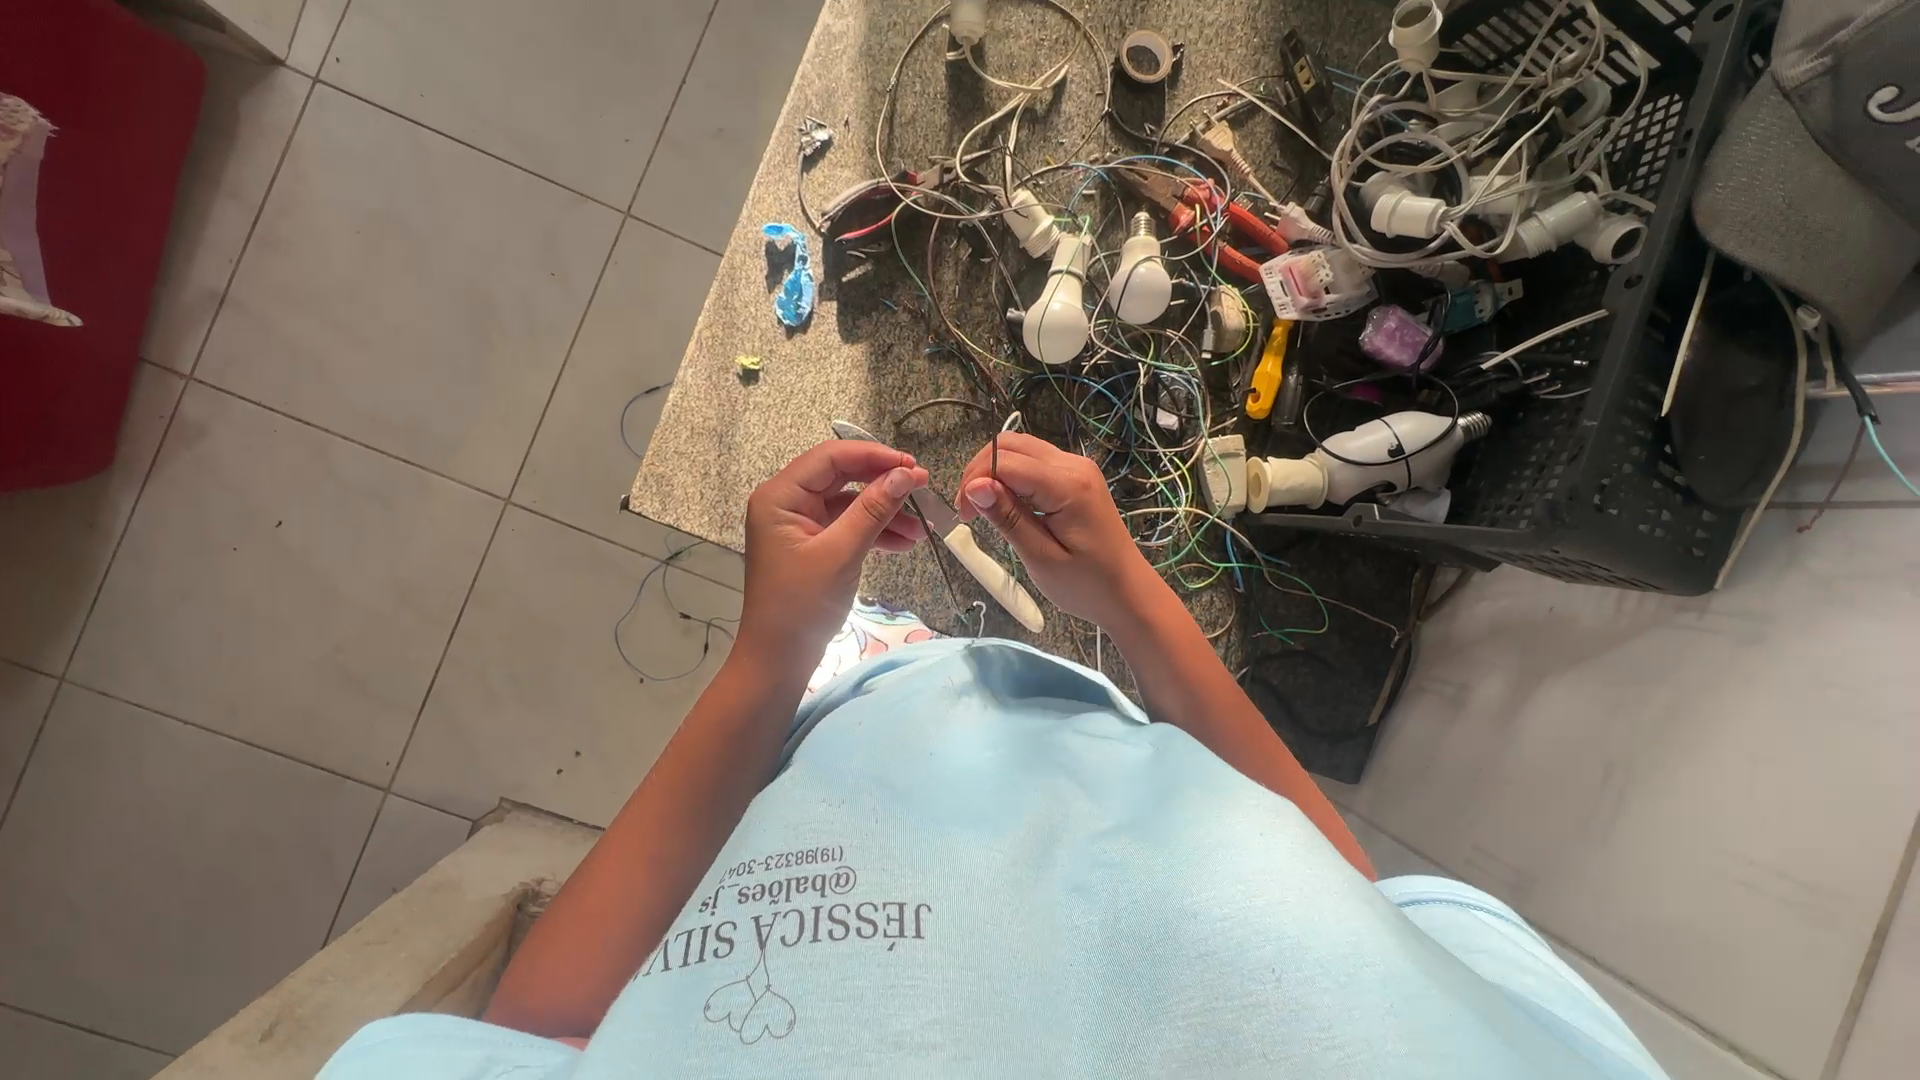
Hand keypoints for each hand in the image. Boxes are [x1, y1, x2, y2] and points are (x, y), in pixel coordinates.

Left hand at [739, 441, 929, 670]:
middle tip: (923, 489)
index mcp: (780, 496)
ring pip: (849, 502)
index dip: (874, 456)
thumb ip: (874, 510)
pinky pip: (848, 525)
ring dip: (885, 512)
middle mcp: (786, 502)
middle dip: (883, 484)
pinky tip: (904, 543)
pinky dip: (875, 531)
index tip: (913, 466)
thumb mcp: (841, 554)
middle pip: (842, 476)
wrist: (779, 659)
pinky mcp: (813, 544)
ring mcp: (799, 523)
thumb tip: (907, 475)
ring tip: (921, 529)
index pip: (831, 457)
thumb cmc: (802, 605)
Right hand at [956, 433, 1160, 627]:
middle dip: (980, 471)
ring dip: (994, 472)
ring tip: (984, 509)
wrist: (1129, 594)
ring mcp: (1078, 468)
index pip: (1005, 462)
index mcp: (1068, 485)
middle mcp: (1074, 465)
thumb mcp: (1041, 559)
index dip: (975, 482)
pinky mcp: (1077, 476)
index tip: (965, 517)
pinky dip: (1012, 476)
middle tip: (969, 511)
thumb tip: (975, 487)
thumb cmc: (1087, 586)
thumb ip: (1008, 518)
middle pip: (1011, 444)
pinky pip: (1034, 462)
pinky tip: (1007, 505)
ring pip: (1021, 449)